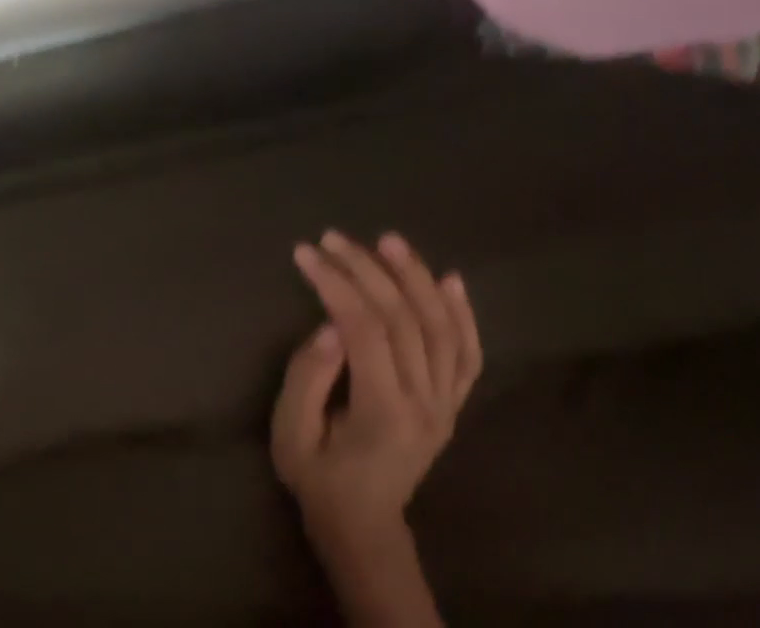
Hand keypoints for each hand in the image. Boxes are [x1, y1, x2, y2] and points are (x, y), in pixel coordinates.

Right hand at [272, 231, 480, 540]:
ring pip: (442, 328)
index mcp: (385, 409)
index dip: (336, 285)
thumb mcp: (292, 429)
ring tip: (389, 241)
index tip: (305, 253)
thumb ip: (310, 377)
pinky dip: (462, 313)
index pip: (366, 330)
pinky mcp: (452, 402)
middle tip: (333, 238)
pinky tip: (448, 279)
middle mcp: (428, 402)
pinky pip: (467, 352)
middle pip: (406, 320)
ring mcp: (447, 403)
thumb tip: (329, 327)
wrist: (362, 520)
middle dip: (368, 271)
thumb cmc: (315, 474)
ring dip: (416, 279)